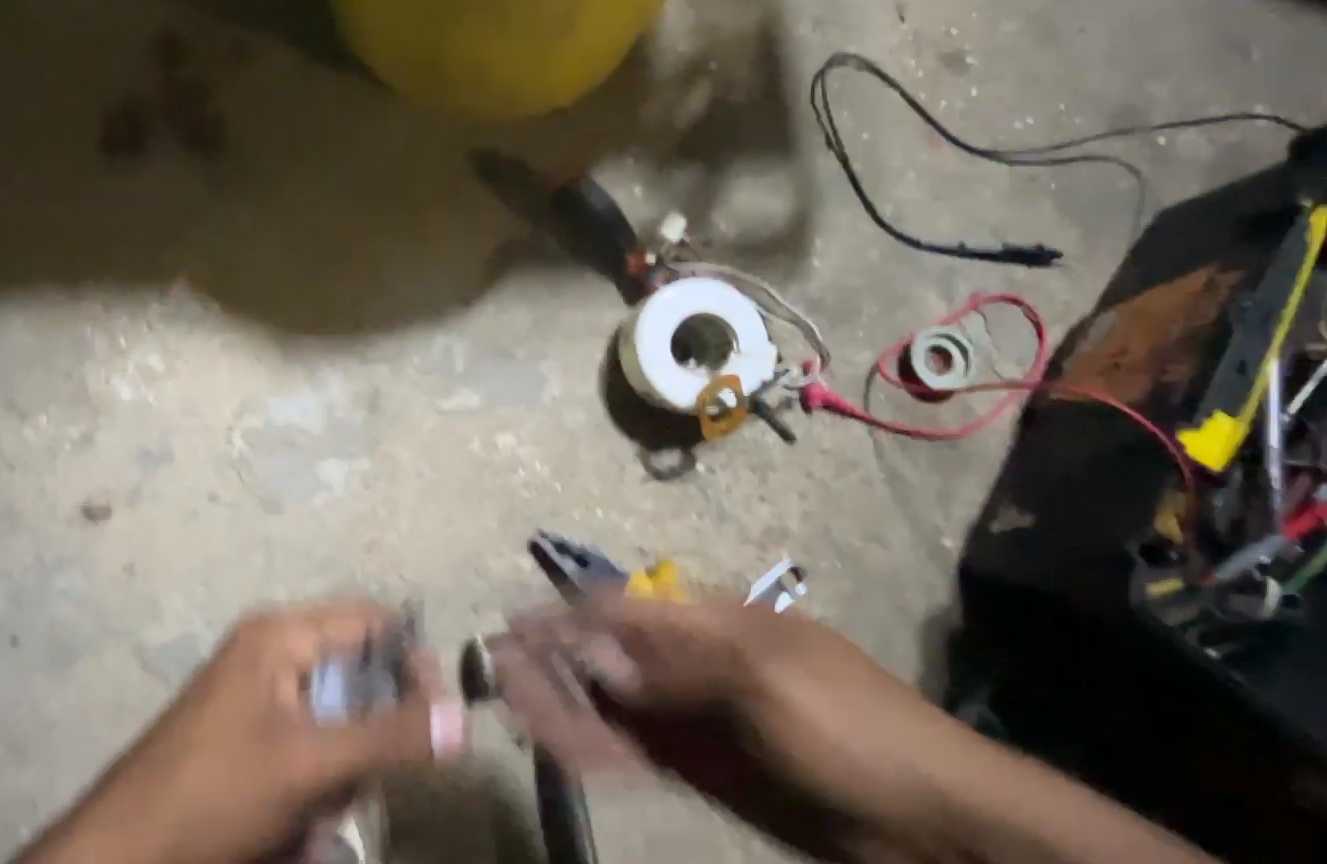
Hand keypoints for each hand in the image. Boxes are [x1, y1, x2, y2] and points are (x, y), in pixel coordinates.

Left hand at [24, 601, 465, 863]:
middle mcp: (271, 654)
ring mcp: (257, 698)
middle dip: (369, 733)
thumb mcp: (309, 763)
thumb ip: (389, 737)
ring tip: (317, 810)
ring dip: (342, 771)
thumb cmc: (215, 791)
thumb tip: (463, 716)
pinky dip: (314, 788)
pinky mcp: (248, 741)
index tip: (439, 715)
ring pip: (336, 722)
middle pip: (356, 675)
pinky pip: (307, 751)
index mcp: (281, 635)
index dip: (412, 660)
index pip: (371, 621)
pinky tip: (294, 826)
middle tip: (360, 778)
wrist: (121, 853)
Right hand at [489, 597, 996, 861]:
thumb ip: (672, 669)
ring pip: (613, 705)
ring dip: (565, 703)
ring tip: (513, 706)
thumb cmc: (853, 729)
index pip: (622, 608)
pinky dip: (596, 746)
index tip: (512, 623)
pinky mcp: (700, 766)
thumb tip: (594, 655)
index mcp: (712, 622)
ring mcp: (695, 717)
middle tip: (497, 671)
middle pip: (607, 655)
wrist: (934, 824)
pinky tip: (561, 746)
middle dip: (554, 659)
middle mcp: (692, 662)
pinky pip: (635, 750)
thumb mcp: (763, 683)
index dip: (565, 613)